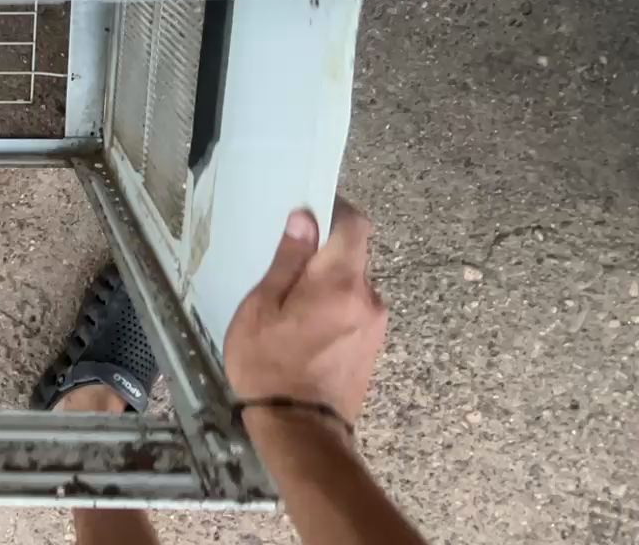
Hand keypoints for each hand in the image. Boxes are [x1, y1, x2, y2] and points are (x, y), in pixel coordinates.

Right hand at [224, 198, 386, 425]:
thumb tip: (304, 218)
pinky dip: (331, 299)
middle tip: (281, 258)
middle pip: (351, 252)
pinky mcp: (371, 344)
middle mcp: (368, 299)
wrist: (300, 432)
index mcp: (340, 284)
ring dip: (323, 277)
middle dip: (320, 247)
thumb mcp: (263, 306)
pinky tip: (302, 319)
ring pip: (350, 280)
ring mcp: (375, 324)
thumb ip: (288, 261)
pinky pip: (353, 304)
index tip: (306, 206)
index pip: (354, 225)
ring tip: (286, 296)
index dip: (333, 207)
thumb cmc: (269, 364)